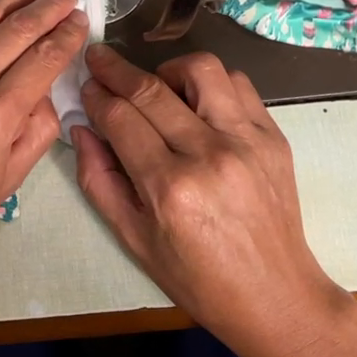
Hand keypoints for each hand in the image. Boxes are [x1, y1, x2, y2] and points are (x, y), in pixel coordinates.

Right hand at [73, 46, 354, 356]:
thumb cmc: (196, 277)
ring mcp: (247, 141)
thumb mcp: (132, 238)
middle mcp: (209, 155)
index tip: (85, 86)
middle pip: (151, 89)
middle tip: (98, 60)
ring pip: (201, 70)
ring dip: (168, 69)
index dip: (96, 96)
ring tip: (157, 86)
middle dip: (116, 70)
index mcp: (169, 187)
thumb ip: (98, 179)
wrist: (274, 296)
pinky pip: (238, 85)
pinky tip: (196, 102)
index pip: (121, 118)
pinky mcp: (274, 137)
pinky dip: (210, 83)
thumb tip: (81, 128)